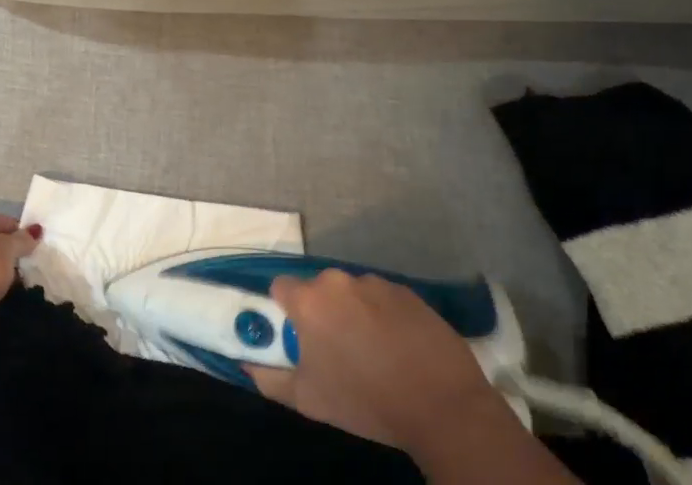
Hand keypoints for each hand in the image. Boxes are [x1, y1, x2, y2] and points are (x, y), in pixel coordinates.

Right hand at [244, 270, 503, 454]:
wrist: (446, 410)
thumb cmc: (367, 402)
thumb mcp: (307, 399)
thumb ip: (266, 378)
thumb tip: (246, 364)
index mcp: (309, 301)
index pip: (280, 287)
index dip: (285, 310)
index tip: (298, 336)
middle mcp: (339, 282)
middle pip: (318, 289)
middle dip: (321, 311)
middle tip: (336, 347)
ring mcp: (378, 285)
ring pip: (352, 293)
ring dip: (353, 311)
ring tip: (373, 348)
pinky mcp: (411, 294)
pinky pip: (384, 299)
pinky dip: (384, 316)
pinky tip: (399, 346)